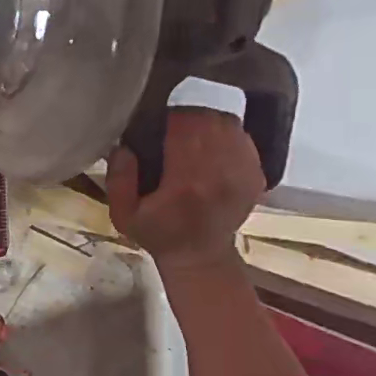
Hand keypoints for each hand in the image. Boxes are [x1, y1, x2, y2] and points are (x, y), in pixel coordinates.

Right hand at [107, 108, 266, 268]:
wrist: (200, 257)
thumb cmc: (160, 234)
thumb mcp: (125, 215)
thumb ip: (119, 180)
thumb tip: (123, 148)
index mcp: (187, 181)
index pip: (186, 125)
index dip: (172, 118)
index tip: (161, 125)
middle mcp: (221, 173)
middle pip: (210, 120)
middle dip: (191, 118)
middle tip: (176, 129)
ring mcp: (243, 174)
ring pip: (229, 125)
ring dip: (210, 124)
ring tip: (195, 136)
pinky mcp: (256, 176)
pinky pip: (244, 138)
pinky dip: (227, 137)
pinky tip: (214, 150)